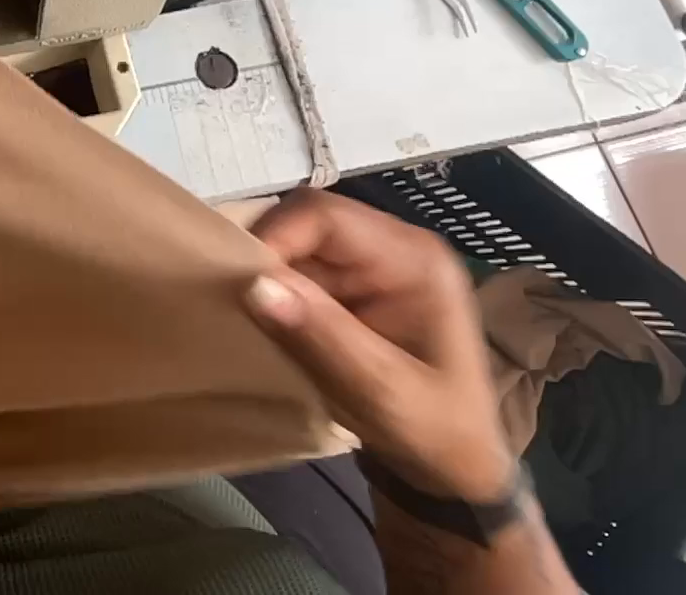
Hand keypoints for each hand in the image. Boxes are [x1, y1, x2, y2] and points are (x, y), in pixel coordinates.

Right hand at [242, 188, 515, 501]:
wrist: (450, 469)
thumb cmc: (433, 430)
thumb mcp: (383, 391)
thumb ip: (323, 335)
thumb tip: (254, 284)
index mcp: (413, 258)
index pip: (325, 215)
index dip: (274, 236)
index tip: (241, 282)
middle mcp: (389, 246)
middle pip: (303, 219)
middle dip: (264, 252)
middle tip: (235, 295)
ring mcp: (365, 263)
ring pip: (292, 239)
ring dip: (263, 271)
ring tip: (242, 308)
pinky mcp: (345, 283)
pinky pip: (293, 265)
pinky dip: (270, 287)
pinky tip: (260, 317)